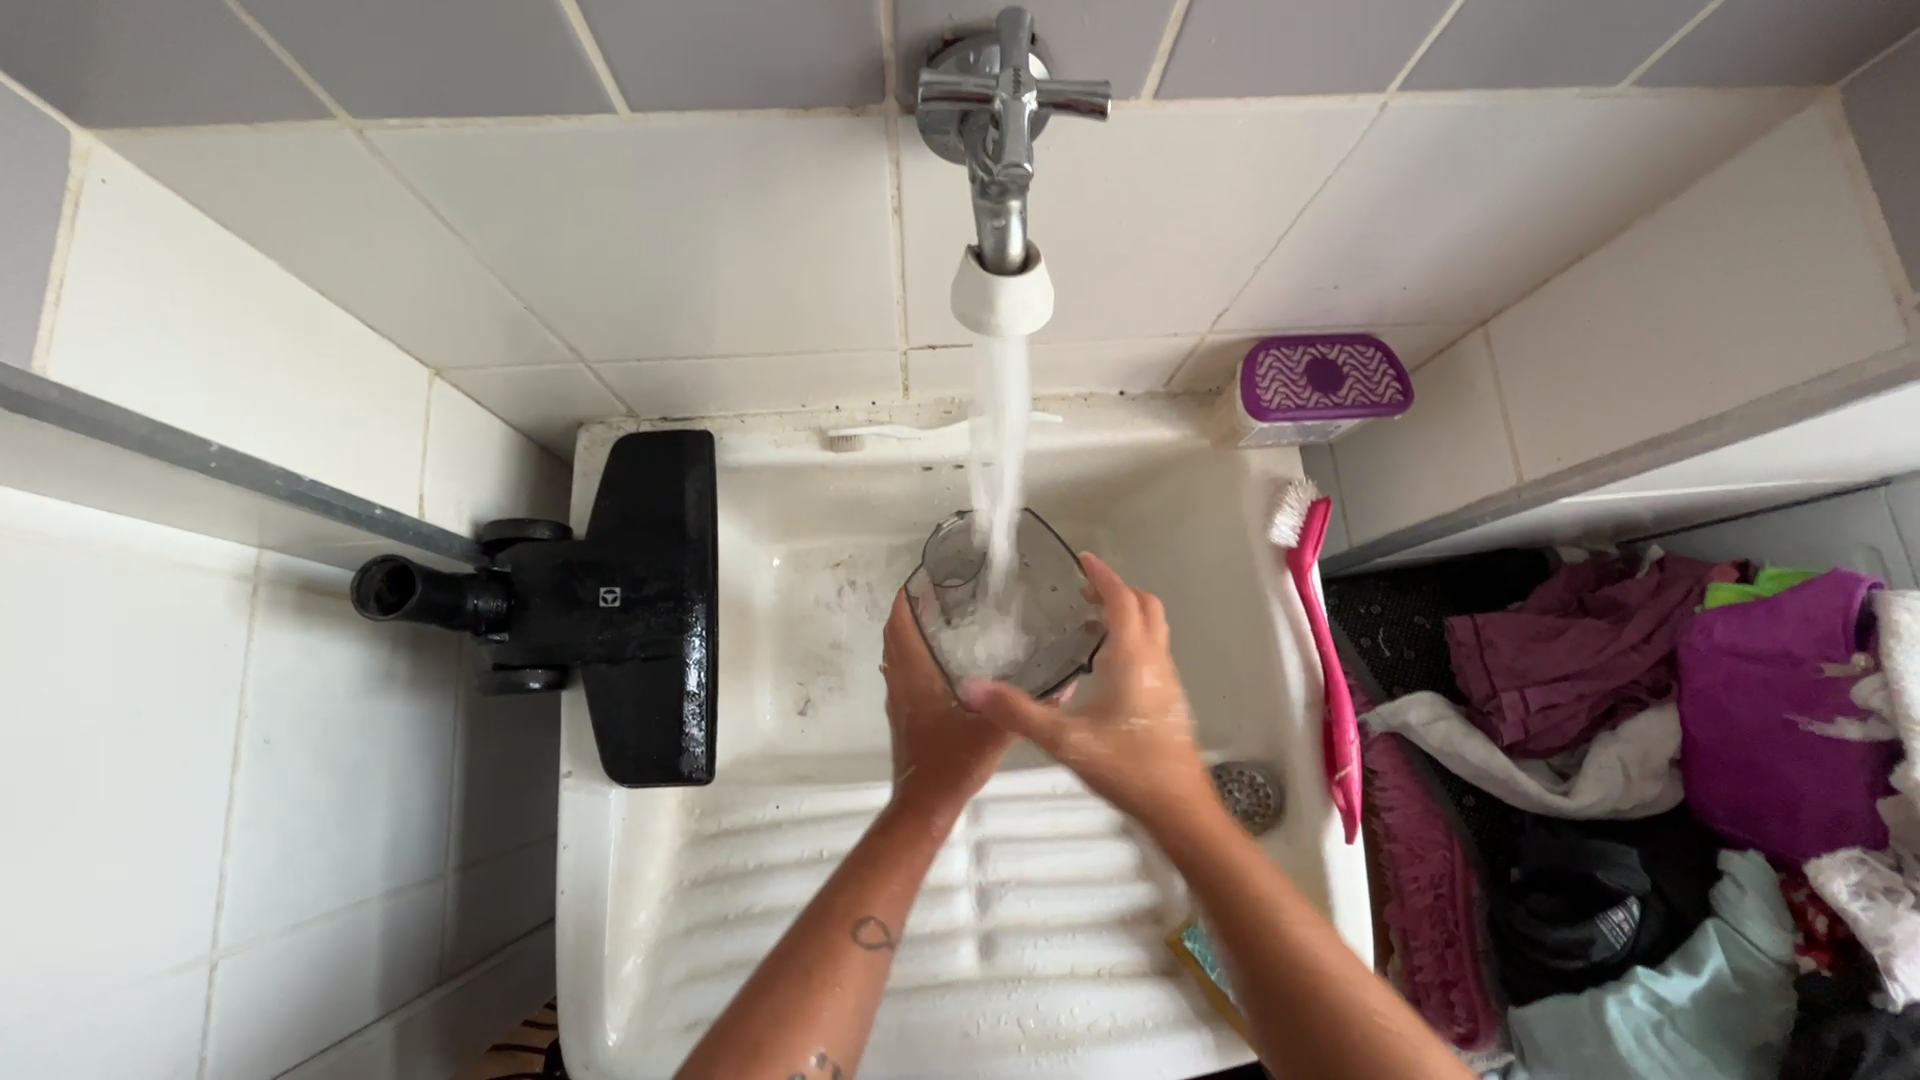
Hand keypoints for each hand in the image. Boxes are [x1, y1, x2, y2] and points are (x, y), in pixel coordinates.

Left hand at [881, 589, 1016, 827]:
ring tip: (946, 615)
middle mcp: (900, 683)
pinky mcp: (904, 714)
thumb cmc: (951, 765)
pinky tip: (947, 658)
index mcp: (915, 677)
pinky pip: (903, 671)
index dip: (907, 598)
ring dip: (911, 631)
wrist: (924, 806)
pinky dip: (915, 653)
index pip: (900, 625)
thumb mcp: (994, 733)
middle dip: (912, 609)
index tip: (926, 575)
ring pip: (896, 653)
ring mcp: (899, 699)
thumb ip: (1024, 707)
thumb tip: (1064, 683)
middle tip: (943, 591)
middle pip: (895, 634)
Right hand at [958, 553, 1215, 830]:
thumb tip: (970, 686)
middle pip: (1146, 607)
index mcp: (1133, 657)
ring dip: (1127, 615)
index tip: (1083, 560)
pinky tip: (1104, 669)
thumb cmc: (1126, 766)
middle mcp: (1156, 661)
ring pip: (1154, 631)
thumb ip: (1016, 711)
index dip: (1104, 576)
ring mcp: (1168, 681)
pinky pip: (1153, 653)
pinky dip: (1132, 641)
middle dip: (1118, 591)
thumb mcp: (1064, 739)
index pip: (1122, 600)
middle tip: (1084, 591)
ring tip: (1089, 623)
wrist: (1179, 808)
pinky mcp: (1169, 701)